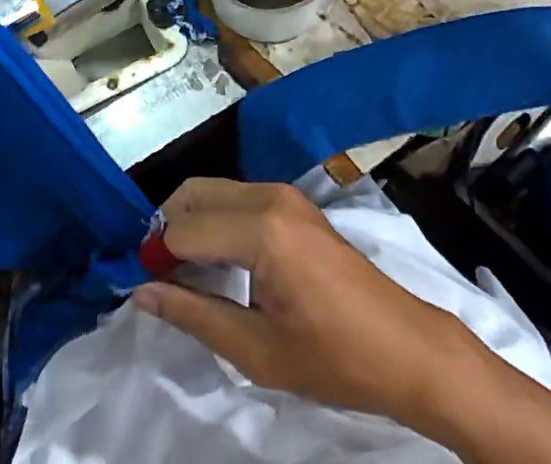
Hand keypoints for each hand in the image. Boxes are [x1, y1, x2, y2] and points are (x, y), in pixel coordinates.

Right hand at [131, 179, 488, 425]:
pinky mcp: (293, 201)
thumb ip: (192, 314)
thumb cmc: (336, 358)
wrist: (410, 350)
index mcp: (261, 230)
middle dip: (168, 230)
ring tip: (191, 273)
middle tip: (165, 277)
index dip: (158, 259)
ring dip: (191, 224)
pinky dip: (215, 220)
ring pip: (211, 191)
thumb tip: (140, 292)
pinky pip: (235, 197)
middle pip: (191, 195)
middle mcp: (268, 197)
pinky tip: (221, 261)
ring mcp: (284, 194)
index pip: (182, 230)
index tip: (150, 289)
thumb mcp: (257, 350)